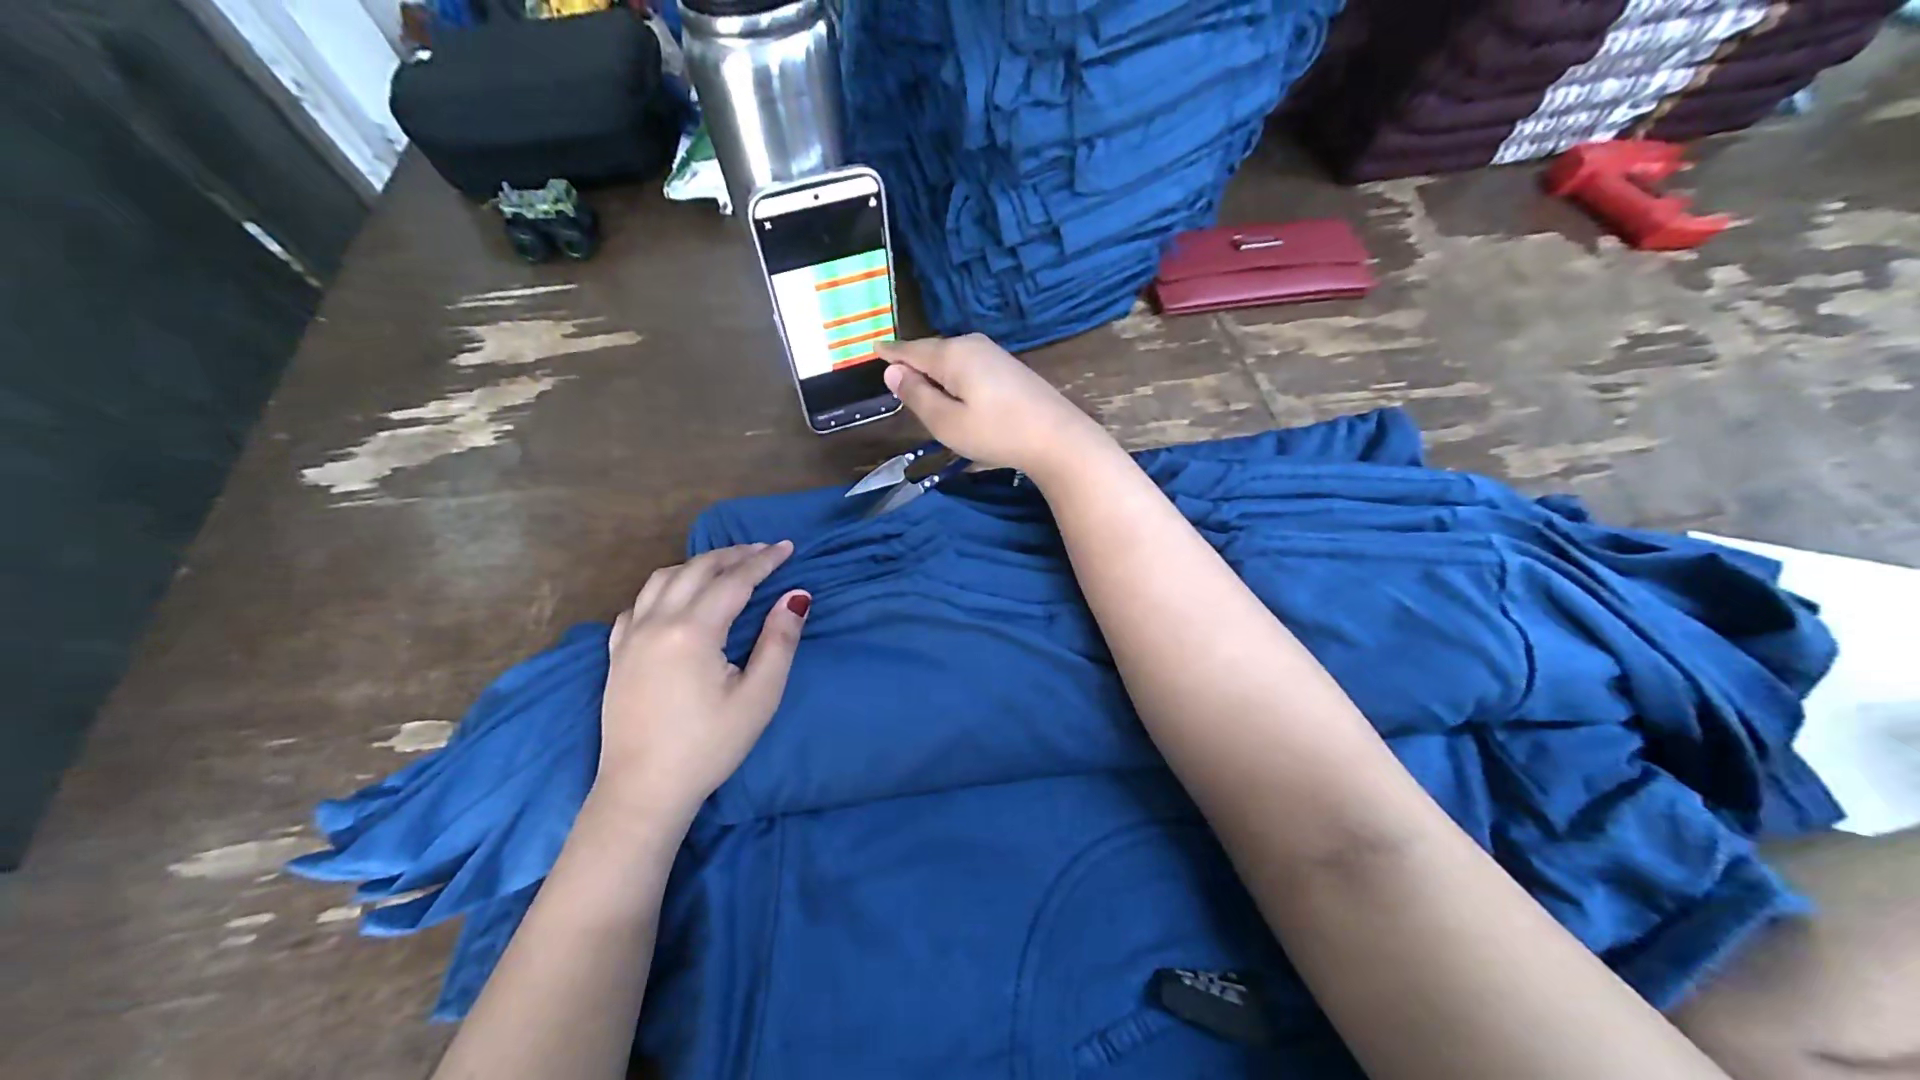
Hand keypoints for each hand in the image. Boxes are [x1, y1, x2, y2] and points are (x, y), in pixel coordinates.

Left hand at [594, 542, 808, 821]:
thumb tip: (796, 597)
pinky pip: (638, 603)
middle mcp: (657, 621)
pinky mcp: (615, 653)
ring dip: (697, 565)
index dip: (763, 561)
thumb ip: (779, 641)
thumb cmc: (709, 746)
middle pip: (697, 570)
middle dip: (733, 555)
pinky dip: (663, 588)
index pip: (734, 580)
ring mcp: (629, 636)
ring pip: (663, 579)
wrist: (643, 789)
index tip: (787, 547)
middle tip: (763, 551)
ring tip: (724, 566)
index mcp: (693, 630)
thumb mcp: (758, 697)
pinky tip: (675, 597)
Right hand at [877, 334, 1113, 478]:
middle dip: (912, 364)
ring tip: (922, 393)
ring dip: (934, 373)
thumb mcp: (946, 422)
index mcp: (952, 354)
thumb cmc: (996, 433)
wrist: (1057, 438)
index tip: (872, 349)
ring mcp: (993, 353)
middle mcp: (971, 344)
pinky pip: (968, 366)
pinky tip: (955, 395)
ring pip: (950, 359)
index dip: (889, 352)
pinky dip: (953, 377)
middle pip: (931, 351)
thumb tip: (892, 371)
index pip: (910, 349)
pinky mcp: (1008, 367)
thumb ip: (916, 395)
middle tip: (894, 382)